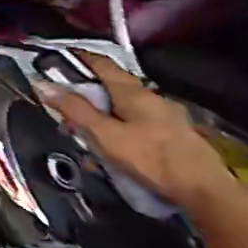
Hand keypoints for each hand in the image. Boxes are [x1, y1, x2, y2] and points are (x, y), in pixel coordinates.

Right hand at [33, 50, 247, 218]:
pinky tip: (117, 148)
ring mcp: (166, 114)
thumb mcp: (105, 135)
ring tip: (88, 133)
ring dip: (103, 113)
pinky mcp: (175, 133)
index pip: (100, 63)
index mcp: (131, 91)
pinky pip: (138, 122)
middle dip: (87, 93)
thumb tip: (43, 85)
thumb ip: (75, 110)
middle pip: (111, 85)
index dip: (77, 58)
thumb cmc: (151, 158)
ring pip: (125, 106)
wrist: (204, 189)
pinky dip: (121, 127)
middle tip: (66, 108)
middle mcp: (150, 96)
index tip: (57, 60)